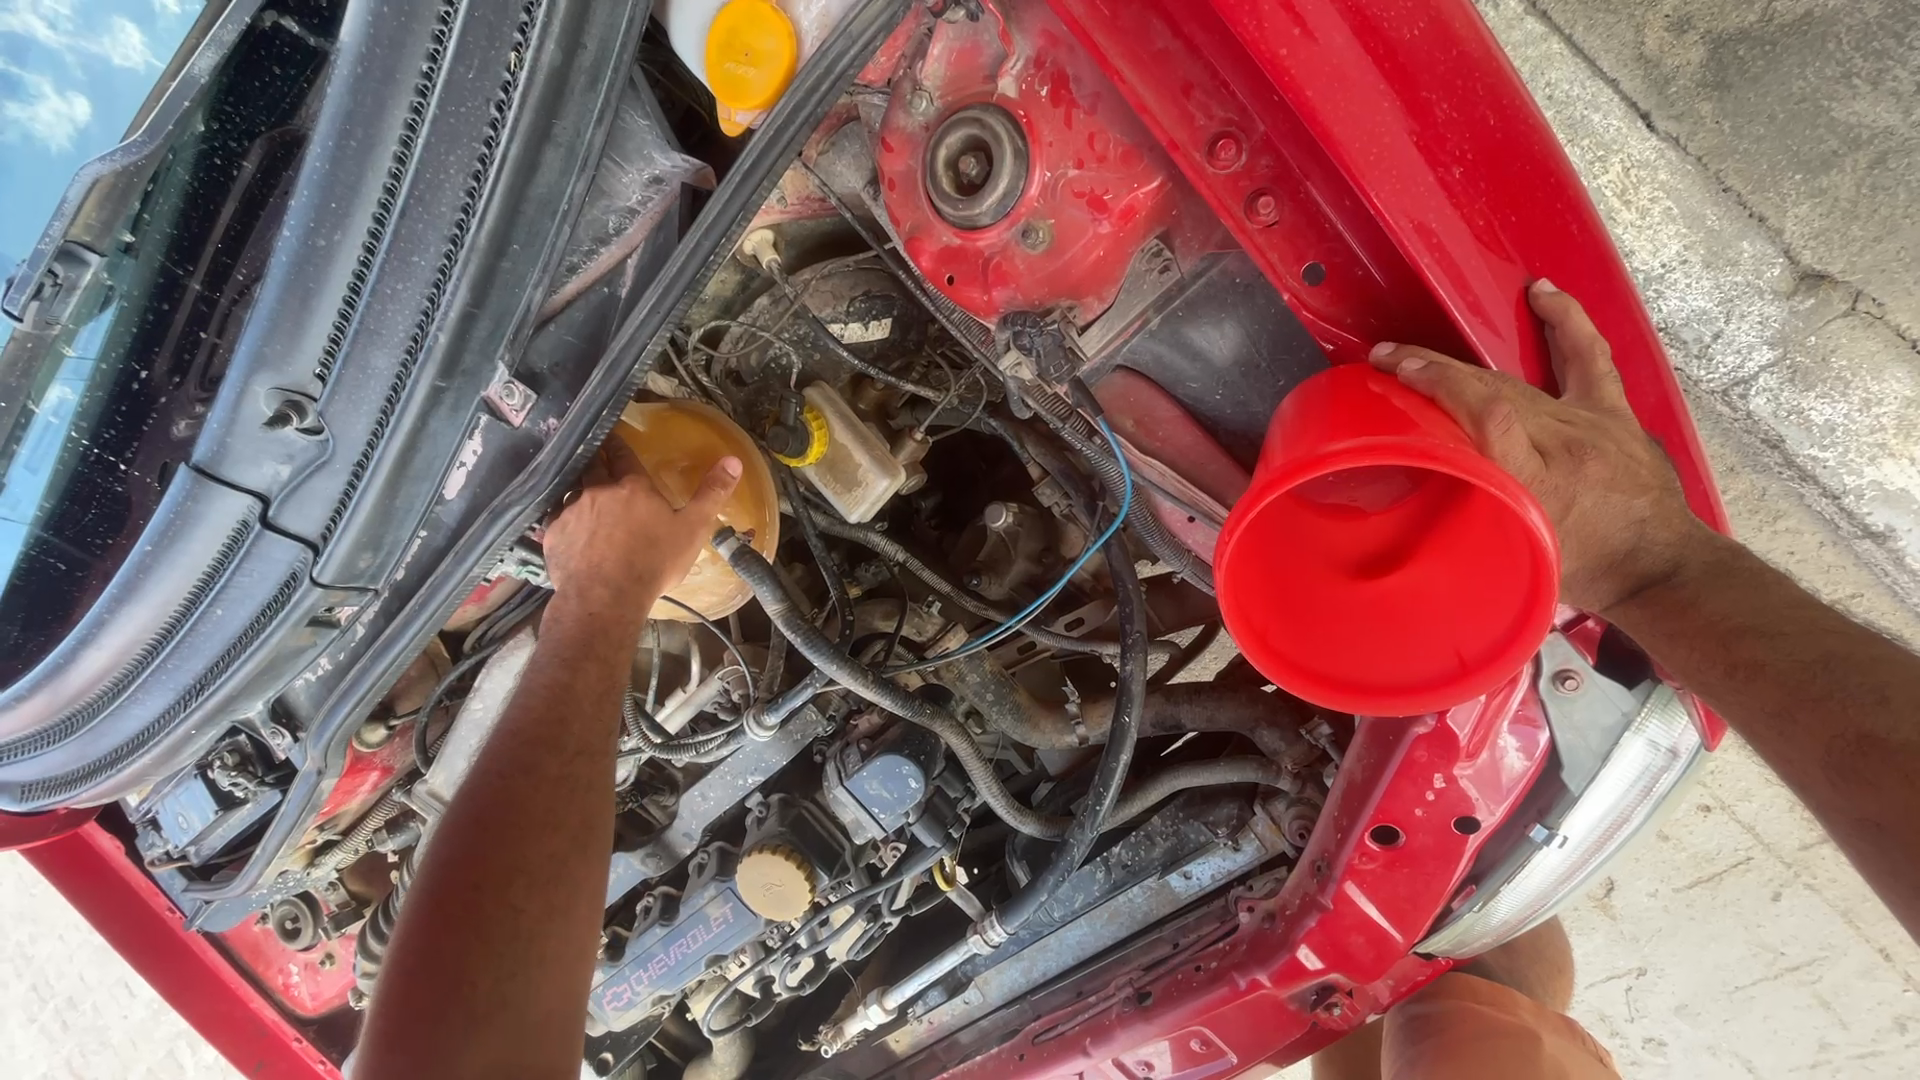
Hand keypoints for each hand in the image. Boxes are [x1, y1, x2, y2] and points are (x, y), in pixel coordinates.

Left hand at [543, 438, 740, 625]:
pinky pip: (555, 517)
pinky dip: (562, 517)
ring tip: (581, 492)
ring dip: (577, 487)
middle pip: (592, 466)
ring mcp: (571, 511)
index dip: (619, 445)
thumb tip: (733, 460)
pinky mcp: (553, 534)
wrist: (607, 597)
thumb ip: (711, 494)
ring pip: (571, 489)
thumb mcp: (693, 528)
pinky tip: (568, 526)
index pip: (623, 455)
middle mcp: (598, 491)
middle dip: (595, 459)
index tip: (614, 438)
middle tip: (596, 455)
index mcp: (632, 487)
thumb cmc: (654, 562)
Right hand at [1367, 280, 1715, 616]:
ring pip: (1517, 380)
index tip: (1399, 373)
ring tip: (1418, 353)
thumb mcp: (1512, 552)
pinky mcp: (1612, 414)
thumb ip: (1473, 513)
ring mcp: (1592, 423)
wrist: (1659, 567)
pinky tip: (1543, 294)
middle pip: (1494, 390)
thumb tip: (1421, 485)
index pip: (1489, 414)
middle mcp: (1567, 443)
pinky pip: (1588, 358)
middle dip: (1435, 369)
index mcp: (1540, 480)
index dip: (1442, 385)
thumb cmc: (1580, 569)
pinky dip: (1567, 323)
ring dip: (1461, 364)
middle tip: (1386, 359)